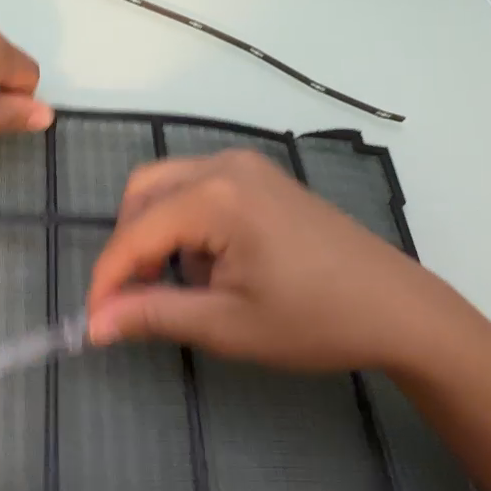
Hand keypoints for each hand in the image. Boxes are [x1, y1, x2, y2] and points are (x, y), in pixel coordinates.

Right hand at [86, 150, 452, 372]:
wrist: (398, 308)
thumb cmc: (315, 320)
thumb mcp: (228, 326)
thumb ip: (154, 315)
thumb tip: (94, 324)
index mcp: (216, 197)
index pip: (136, 231)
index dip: (108, 277)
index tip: (92, 322)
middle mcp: (225, 165)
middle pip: (143, 192)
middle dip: (130, 246)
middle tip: (137, 297)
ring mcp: (246, 165)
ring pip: (168, 186)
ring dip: (156, 232)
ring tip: (181, 285)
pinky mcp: (261, 176)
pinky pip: (198, 187)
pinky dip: (184, 222)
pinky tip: (211, 263)